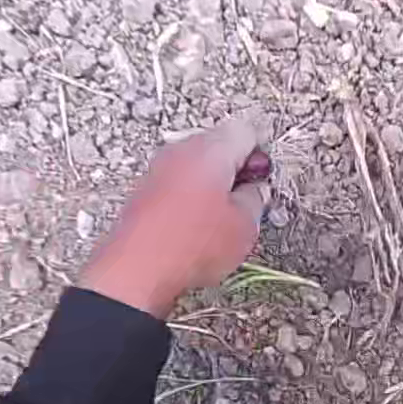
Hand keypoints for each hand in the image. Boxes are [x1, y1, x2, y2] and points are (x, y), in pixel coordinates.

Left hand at [79, 119, 270, 318]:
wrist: (138, 271)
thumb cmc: (194, 244)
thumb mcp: (245, 224)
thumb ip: (256, 198)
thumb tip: (256, 189)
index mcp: (210, 150)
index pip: (246, 132)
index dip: (262, 156)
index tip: (264, 182)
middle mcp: (181, 150)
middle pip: (220, 146)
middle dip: (240, 170)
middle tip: (250, 203)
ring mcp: (160, 169)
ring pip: (200, 166)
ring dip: (217, 186)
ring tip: (226, 221)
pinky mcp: (146, 192)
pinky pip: (181, 184)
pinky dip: (196, 199)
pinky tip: (201, 228)